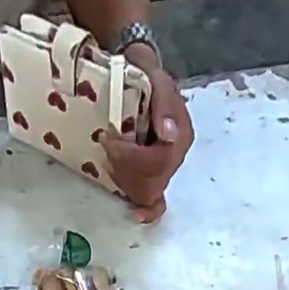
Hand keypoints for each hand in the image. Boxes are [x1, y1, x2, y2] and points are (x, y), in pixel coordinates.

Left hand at [104, 45, 192, 223]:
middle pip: (153, 180)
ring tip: (111, 159)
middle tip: (106, 146)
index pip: (159, 160)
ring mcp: (165, 169)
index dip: (130, 156)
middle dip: (125, 167)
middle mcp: (176, 156)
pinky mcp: (153, 176)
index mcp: (181, 134)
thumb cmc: (147, 75)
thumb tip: (168, 134)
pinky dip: (148, 211)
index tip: (109, 139)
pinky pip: (157, 202)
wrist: (138, 74)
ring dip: (125, 180)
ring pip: (147, 191)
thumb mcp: (155, 78)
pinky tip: (138, 215)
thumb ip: (164, 103)